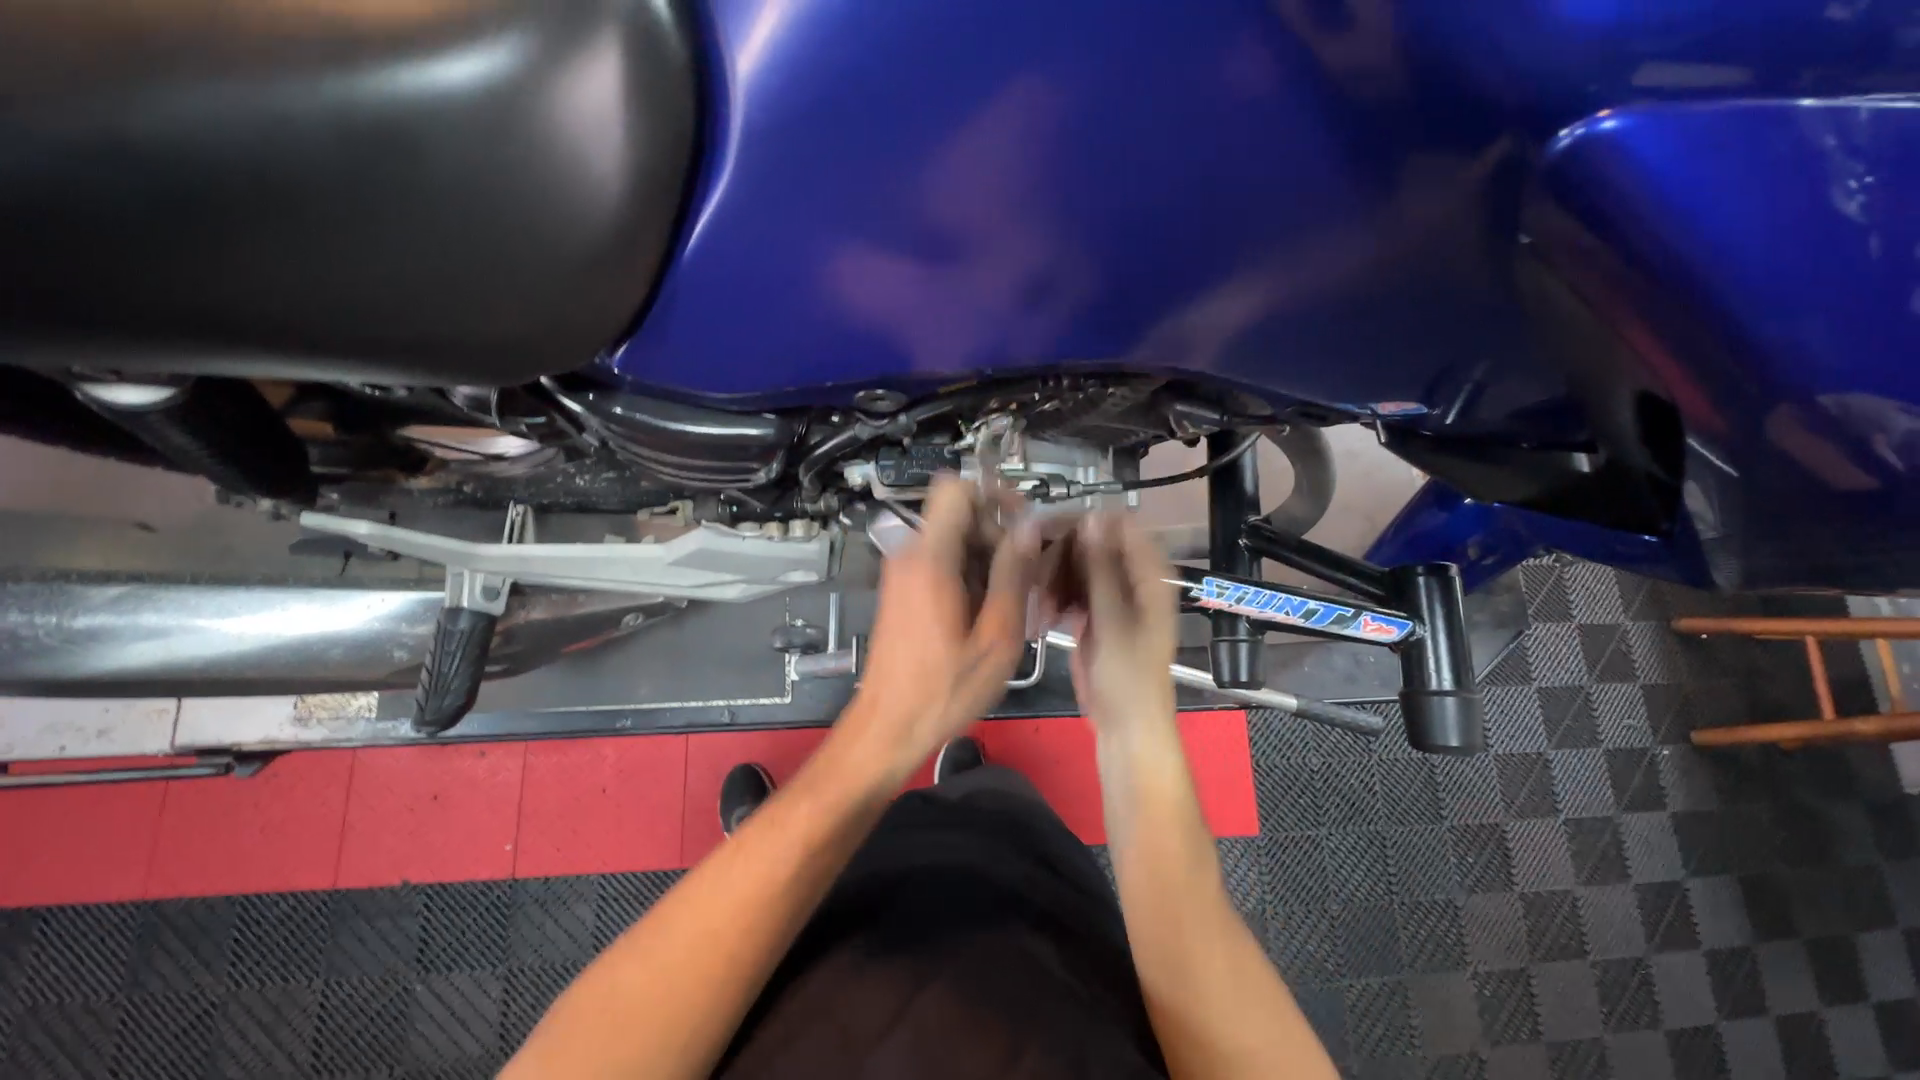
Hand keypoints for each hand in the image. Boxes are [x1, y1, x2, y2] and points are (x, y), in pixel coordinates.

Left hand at [836, 476, 1038, 778]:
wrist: (888, 727)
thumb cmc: (945, 690)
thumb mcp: (997, 638)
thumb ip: (1014, 576)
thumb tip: (1029, 527)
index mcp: (931, 559)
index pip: (957, 488)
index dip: (995, 496)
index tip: (1024, 527)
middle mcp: (910, 555)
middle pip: (960, 516)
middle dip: (998, 536)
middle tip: (1029, 578)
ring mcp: (903, 573)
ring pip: (954, 541)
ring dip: (988, 561)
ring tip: (1015, 605)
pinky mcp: (903, 592)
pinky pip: (942, 565)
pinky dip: (970, 578)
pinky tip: (991, 616)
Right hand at [1059, 514, 1178, 741]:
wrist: (1126, 727)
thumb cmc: (1128, 676)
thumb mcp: (1114, 618)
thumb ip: (1102, 567)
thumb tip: (1092, 517)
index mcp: (1149, 574)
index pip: (1117, 524)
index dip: (1083, 522)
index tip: (1046, 531)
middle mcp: (1131, 578)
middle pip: (1091, 543)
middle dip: (1061, 555)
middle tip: (1037, 578)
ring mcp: (1110, 596)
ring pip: (1076, 566)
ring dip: (1054, 578)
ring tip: (1041, 606)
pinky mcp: (1092, 615)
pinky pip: (1070, 590)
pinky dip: (1054, 597)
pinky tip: (1044, 617)